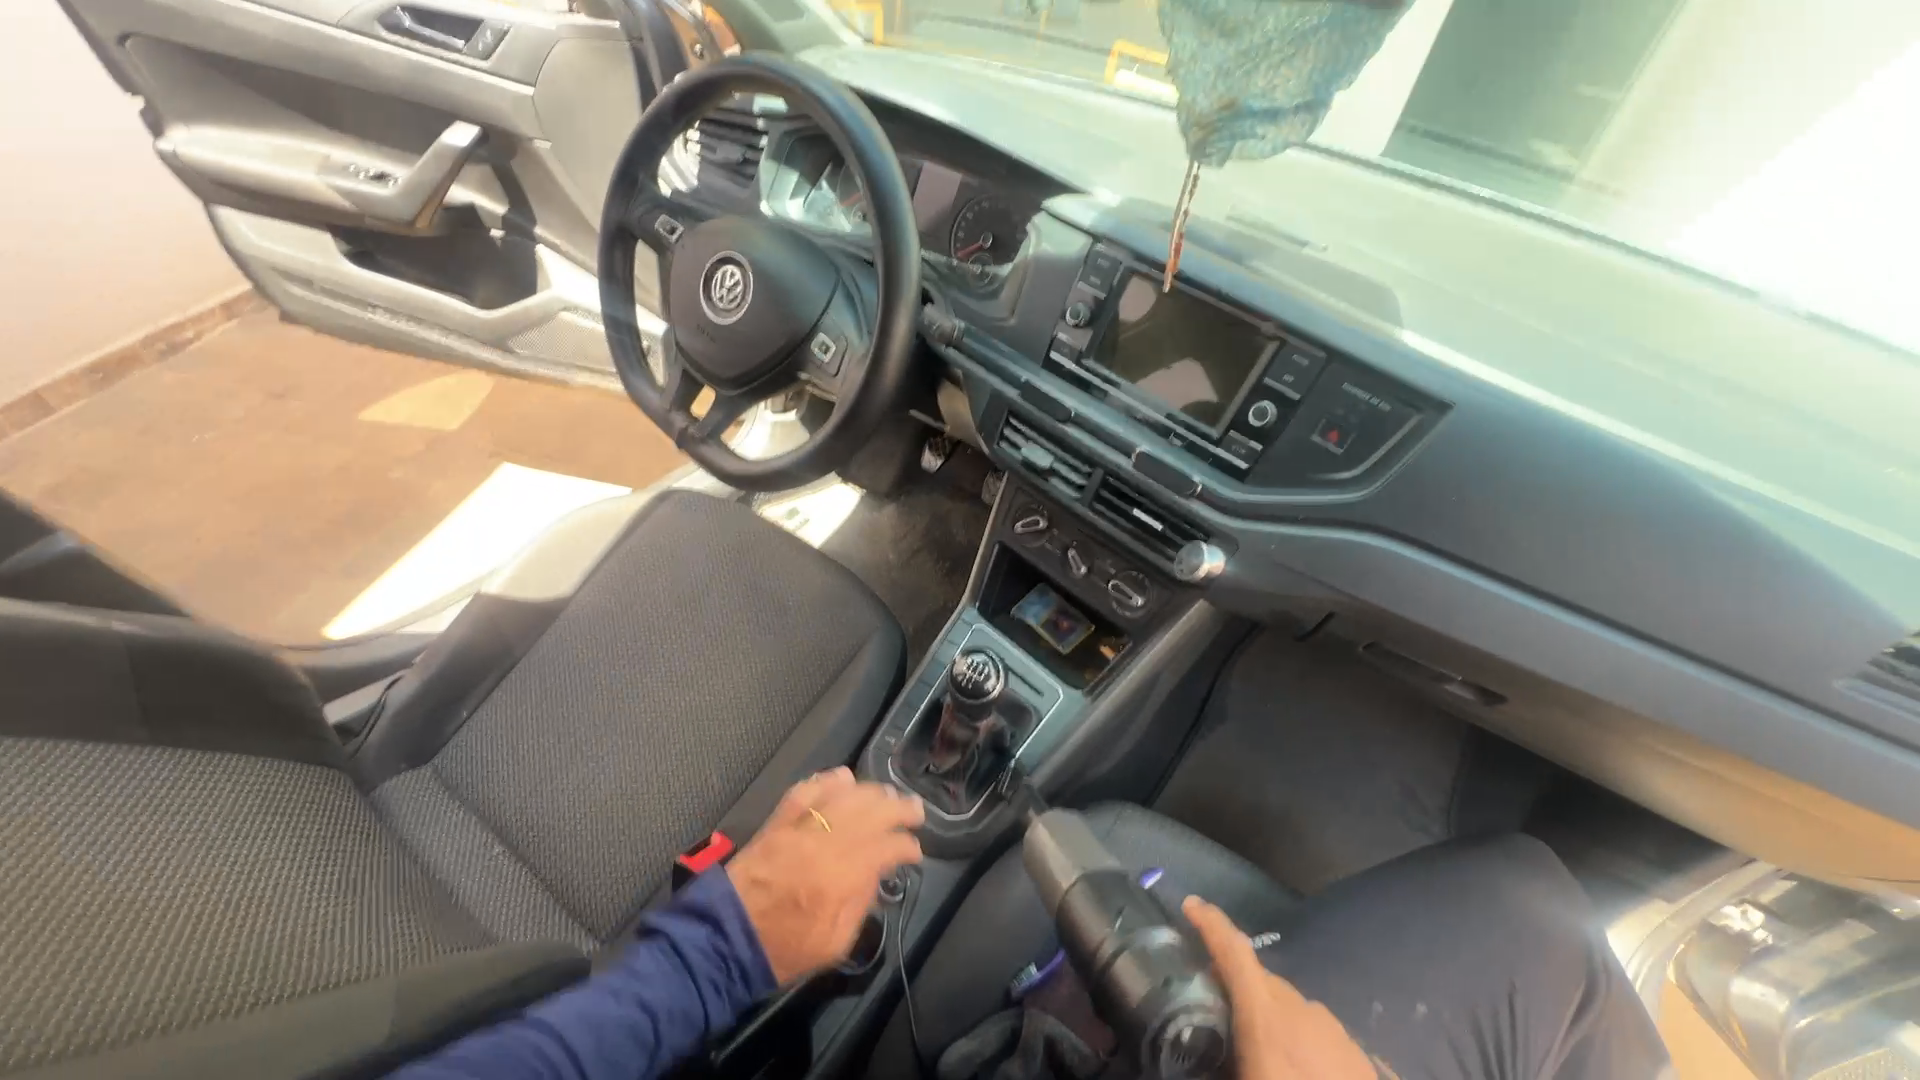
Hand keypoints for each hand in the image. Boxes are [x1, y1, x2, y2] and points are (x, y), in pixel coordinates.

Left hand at [726, 768, 924, 984]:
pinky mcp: (779, 821)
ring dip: (871, 791)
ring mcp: (802, 827)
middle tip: (915, 811)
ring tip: (886, 795)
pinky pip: (807, 790)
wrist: (727, 938)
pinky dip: (827, 781)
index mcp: (844, 876)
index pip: (889, 847)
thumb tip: (876, 877)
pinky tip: (842, 779)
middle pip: (874, 810)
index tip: (915, 852)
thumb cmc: (784, 948)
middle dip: (900, 808)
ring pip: (845, 795)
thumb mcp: (835, 943)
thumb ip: (862, 905)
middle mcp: (828, 842)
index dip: (908, 847)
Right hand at [1183, 896, 1378, 1079]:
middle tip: (1213, 1007)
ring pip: (1292, 1007)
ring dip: (1270, 1017)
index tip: (1190, 904)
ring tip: (1257, 1051)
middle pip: (1260, 980)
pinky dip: (1300, 1040)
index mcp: (1266, 1018)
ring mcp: (1335, 1032)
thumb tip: (1178, 1074)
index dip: (1211, 923)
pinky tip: (1297, 1071)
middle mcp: (1301, 1012)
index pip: (1234, 953)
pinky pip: (1319, 1033)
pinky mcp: (1361, 1057)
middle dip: (1236, 984)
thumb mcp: (1245, 1078)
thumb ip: (1218, 1068)